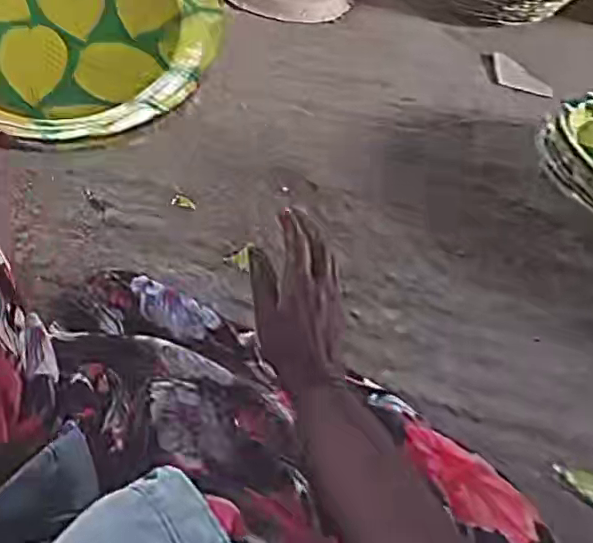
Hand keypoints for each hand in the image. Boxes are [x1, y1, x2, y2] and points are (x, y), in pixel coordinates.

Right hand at [251, 208, 342, 394]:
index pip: (297, 245)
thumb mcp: (265, 314)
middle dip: (308, 226)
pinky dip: (323, 255)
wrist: (317, 379)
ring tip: (308, 229)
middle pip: (319, 245)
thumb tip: (256, 252)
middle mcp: (319, 285)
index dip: (291, 226)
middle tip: (296, 214)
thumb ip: (261, 279)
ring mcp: (332, 295)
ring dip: (318, 239)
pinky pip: (332, 270)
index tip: (284, 213)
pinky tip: (318, 258)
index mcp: (299, 283)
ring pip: (329, 257)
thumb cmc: (286, 349)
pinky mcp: (337, 306)